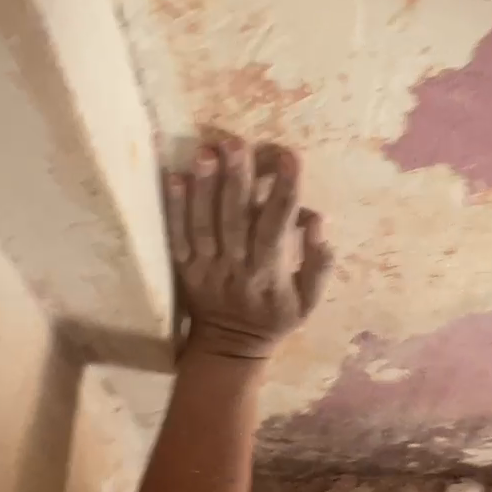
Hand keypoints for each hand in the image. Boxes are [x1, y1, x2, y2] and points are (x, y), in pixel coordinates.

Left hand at [165, 139, 331, 360]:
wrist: (228, 349)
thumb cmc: (274, 319)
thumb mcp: (309, 302)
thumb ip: (317, 263)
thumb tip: (317, 221)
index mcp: (269, 275)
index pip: (277, 227)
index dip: (284, 193)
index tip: (291, 158)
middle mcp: (235, 268)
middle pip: (236, 220)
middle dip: (237, 180)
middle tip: (236, 142)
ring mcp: (206, 268)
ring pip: (203, 225)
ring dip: (204, 187)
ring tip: (206, 151)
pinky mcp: (184, 268)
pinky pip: (177, 237)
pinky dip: (174, 208)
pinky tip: (174, 176)